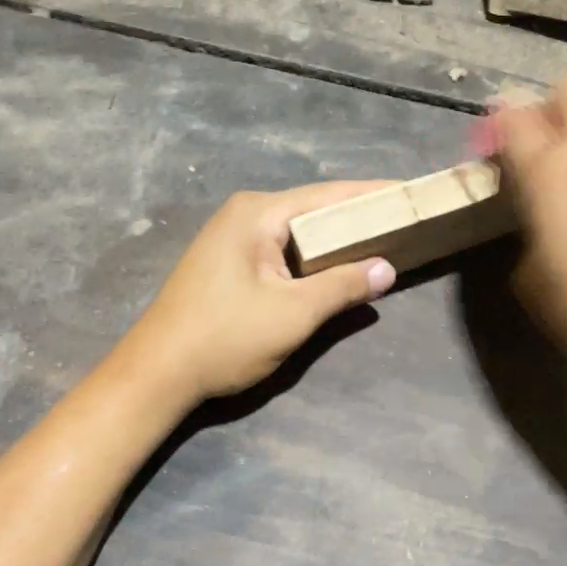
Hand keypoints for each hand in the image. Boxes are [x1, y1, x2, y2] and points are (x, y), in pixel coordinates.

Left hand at [116, 182, 397, 402]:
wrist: (157, 373)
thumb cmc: (225, 337)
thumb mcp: (294, 314)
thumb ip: (343, 287)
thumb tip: (387, 269)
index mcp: (258, 214)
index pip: (328, 194)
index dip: (372, 194)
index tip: (409, 192)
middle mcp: (244, 215)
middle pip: (313, 210)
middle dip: (357, 218)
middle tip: (402, 222)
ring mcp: (232, 239)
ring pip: (297, 234)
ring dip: (334, 242)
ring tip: (381, 243)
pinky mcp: (228, 264)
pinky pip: (281, 251)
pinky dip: (312, 259)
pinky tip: (335, 270)